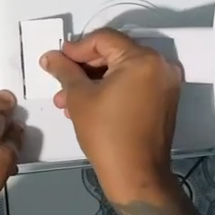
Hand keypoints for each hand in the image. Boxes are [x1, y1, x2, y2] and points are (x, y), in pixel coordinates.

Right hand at [41, 29, 179, 200]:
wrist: (136, 175)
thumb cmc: (106, 134)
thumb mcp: (79, 97)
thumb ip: (64, 70)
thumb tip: (50, 56)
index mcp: (142, 59)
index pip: (103, 39)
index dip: (76, 48)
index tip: (56, 61)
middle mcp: (160, 65)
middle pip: (114, 53)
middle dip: (84, 68)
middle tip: (60, 82)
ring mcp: (165, 83)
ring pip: (122, 70)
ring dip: (94, 81)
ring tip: (67, 101)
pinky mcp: (164, 99)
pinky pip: (133, 84)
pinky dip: (111, 89)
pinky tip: (88, 104)